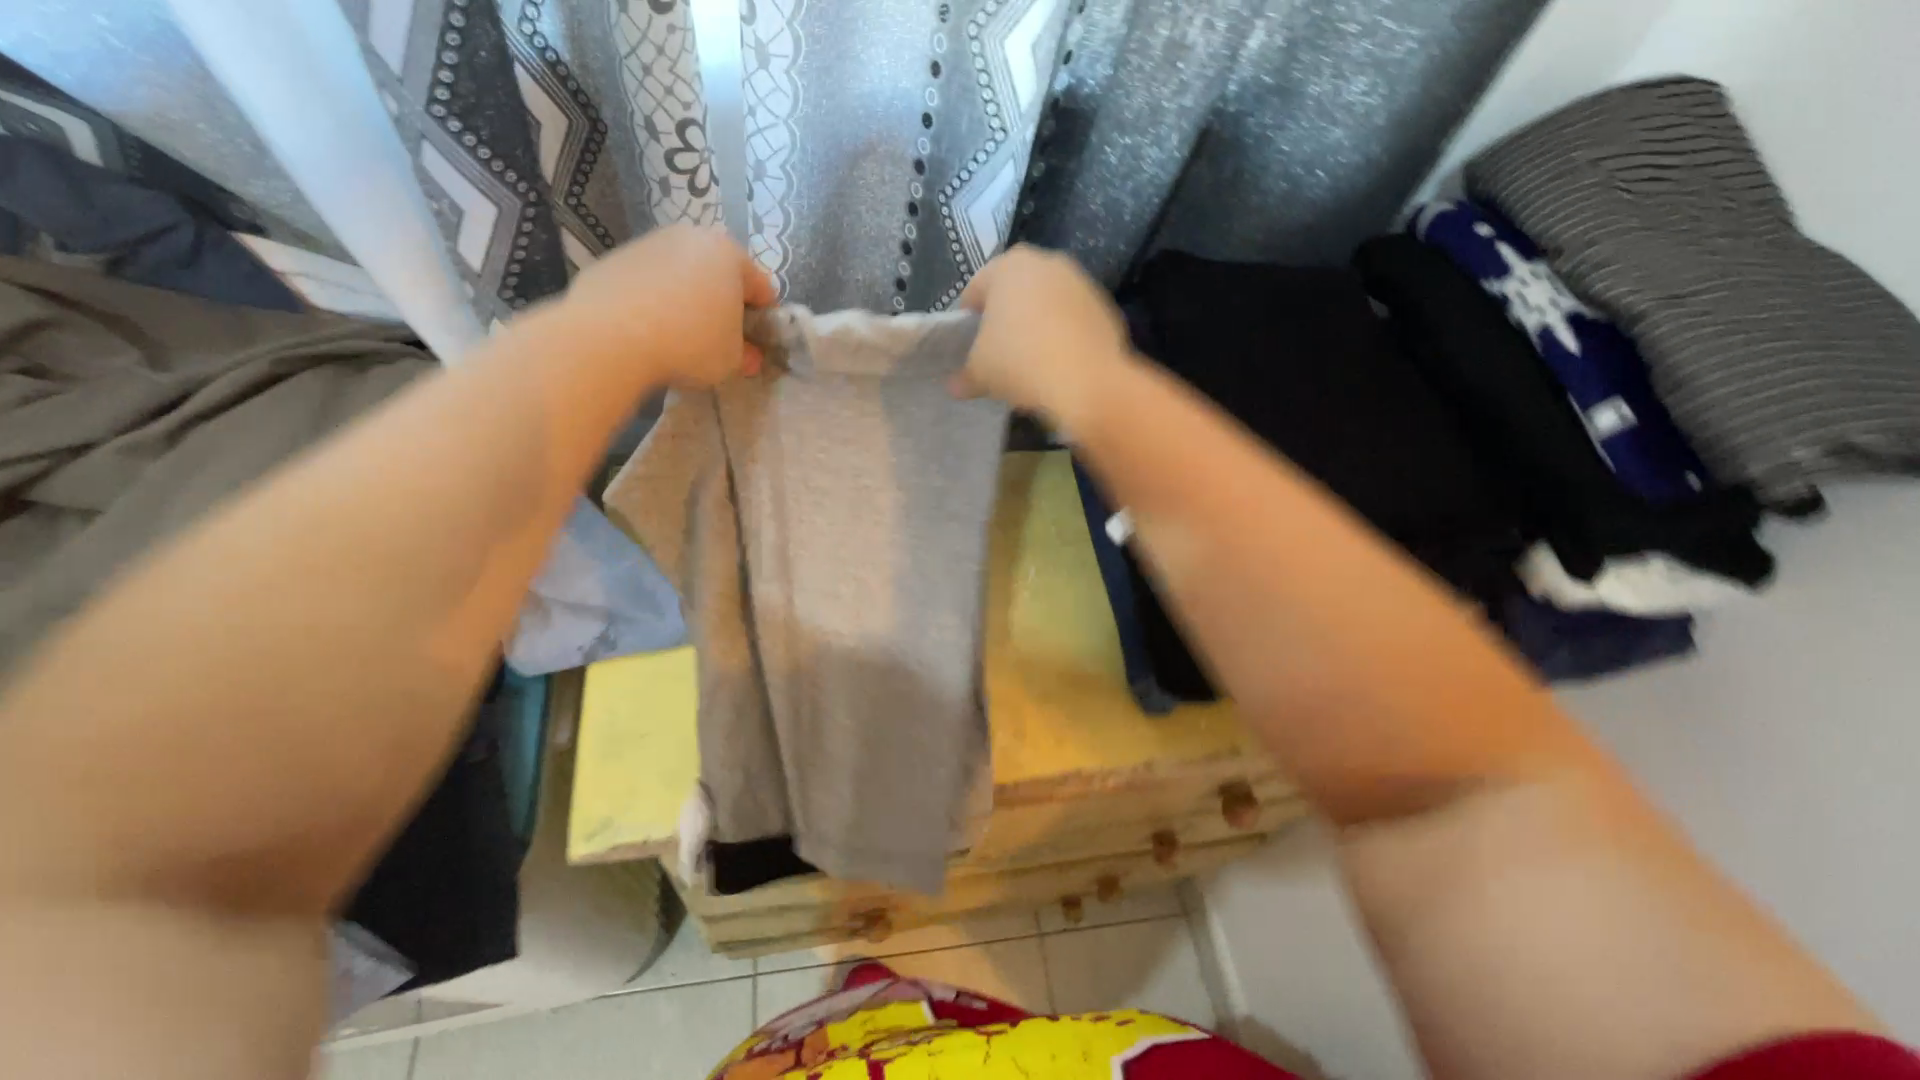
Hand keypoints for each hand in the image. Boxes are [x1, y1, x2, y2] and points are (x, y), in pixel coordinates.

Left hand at [560, 224, 776, 386]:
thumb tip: (748, 356)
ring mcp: (648, 243)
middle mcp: (691, 237)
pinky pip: (646, 283)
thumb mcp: (730, 360)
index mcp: (729, 254)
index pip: (762, 288)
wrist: (608, 338)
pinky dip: (651, 301)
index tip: (754, 345)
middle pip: (719, 274)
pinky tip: (644, 331)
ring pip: (681, 275)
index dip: (763, 320)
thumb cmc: (688, 344)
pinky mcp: (615, 259)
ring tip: (676, 336)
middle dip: (723, 304)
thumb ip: (745, 355)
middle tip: (717, 340)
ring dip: (687, 300)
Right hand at [954, 245, 1135, 428]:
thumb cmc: (1019, 362)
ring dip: (1036, 324)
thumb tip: (955, 387)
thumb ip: (964, 376)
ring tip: (1030, 361)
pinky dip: (1063, 334)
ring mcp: (1080, 281)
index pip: (975, 289)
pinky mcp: (1103, 305)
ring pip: (1046, 302)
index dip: (968, 320)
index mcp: (1007, 266)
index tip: (969, 347)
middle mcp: (1045, 262)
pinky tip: (1058, 363)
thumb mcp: (980, 373)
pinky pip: (1072, 319)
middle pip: (1014, 291)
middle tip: (998, 352)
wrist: (1086, 381)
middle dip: (1005, 318)